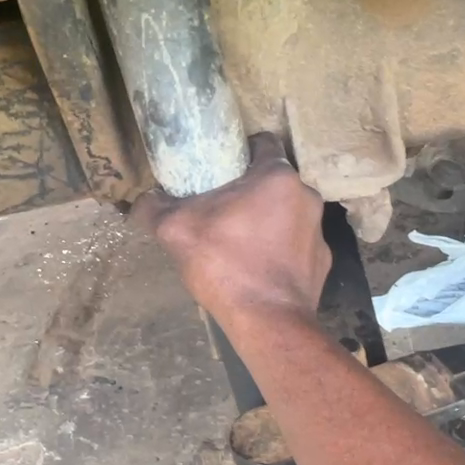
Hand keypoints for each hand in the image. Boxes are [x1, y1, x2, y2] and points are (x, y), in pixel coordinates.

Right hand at [134, 133, 330, 326]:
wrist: (266, 321)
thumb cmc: (224, 264)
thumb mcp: (175, 230)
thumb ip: (154, 208)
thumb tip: (142, 199)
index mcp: (277, 177)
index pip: (263, 143)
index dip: (240, 150)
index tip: (219, 167)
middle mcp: (306, 197)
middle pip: (273, 182)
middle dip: (249, 191)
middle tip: (220, 208)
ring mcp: (319, 231)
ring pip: (287, 213)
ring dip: (265, 220)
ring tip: (236, 242)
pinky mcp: (322, 262)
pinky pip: (296, 246)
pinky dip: (278, 251)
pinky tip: (256, 268)